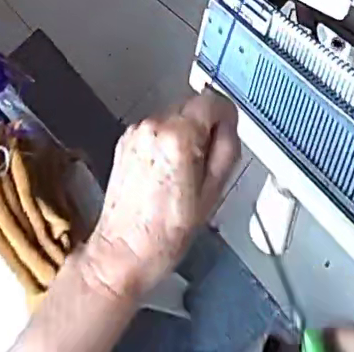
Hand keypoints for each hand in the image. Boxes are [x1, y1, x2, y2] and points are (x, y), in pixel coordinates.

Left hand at [77, 93, 240, 300]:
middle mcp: (155, 126)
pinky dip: (164, 141)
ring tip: (181, 172)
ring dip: (183, 133)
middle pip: (193, 105)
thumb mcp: (213, 193)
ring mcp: (137, 131)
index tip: (226, 134)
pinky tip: (163, 172)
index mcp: (179, 137)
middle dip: (204, 127)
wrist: (123, 252)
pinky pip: (156, 127)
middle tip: (204, 163)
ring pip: (174, 116)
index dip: (225, 117)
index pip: (213, 100)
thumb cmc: (165, 234)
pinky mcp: (126, 138)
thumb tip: (229, 126)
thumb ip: (228, 149)